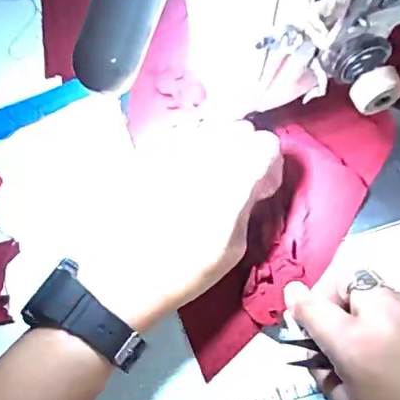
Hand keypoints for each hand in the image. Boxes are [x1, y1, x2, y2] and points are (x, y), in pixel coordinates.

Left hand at [78, 120, 282, 330]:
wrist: (129, 275)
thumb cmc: (186, 271)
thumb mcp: (235, 247)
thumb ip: (248, 205)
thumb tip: (253, 186)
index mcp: (235, 178)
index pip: (267, 143)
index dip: (269, 164)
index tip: (262, 186)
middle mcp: (207, 153)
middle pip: (238, 129)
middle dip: (244, 150)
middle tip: (237, 180)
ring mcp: (174, 148)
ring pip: (206, 124)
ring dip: (213, 143)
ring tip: (205, 172)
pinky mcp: (147, 151)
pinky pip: (174, 130)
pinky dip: (182, 141)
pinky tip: (178, 166)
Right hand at [284, 276, 399, 399]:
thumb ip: (332, 379)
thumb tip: (321, 357)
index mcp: (356, 342)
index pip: (313, 304)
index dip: (299, 305)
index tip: (295, 308)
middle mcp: (387, 312)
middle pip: (350, 283)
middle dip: (339, 302)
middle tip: (345, 335)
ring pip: (385, 295)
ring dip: (373, 313)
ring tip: (388, 353)